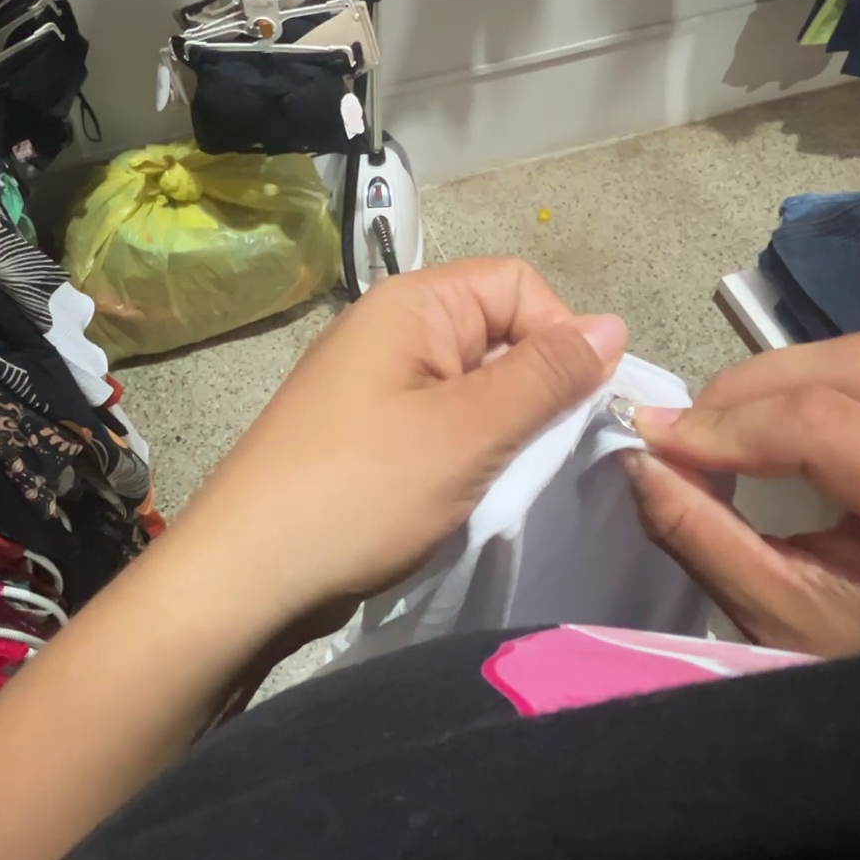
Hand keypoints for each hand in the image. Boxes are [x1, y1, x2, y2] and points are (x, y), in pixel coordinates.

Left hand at [173, 258, 626, 627]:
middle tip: (544, 453)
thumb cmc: (360, 490)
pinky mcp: (366, 433)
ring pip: (471, 384)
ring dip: (502, 426)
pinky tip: (469, 490)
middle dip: (534, 387)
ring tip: (504, 477)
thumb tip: (612, 324)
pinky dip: (467, 450)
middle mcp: (390, 331)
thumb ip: (544, 375)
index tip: (578, 407)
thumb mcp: (468, 430)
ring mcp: (374, 384)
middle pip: (495, 332)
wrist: (247, 574)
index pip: (518, 285)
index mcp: (411, 305)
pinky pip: (438, 422)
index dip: (560, 335)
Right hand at [622, 333, 859, 657]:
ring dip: (778, 381)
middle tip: (684, 429)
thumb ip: (698, 532)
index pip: (833, 426)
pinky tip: (768, 427)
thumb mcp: (774, 618)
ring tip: (719, 426)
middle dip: (751, 388)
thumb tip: (637, 457)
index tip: (653, 437)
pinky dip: (808, 391)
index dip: (730, 423)